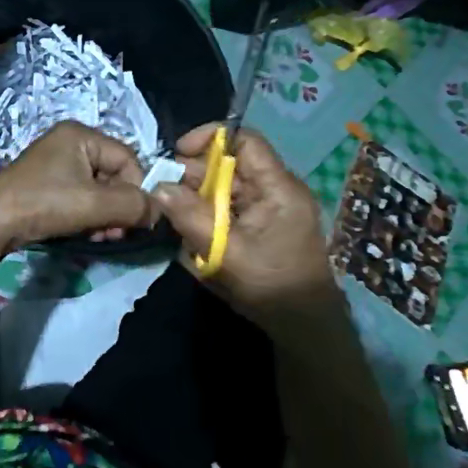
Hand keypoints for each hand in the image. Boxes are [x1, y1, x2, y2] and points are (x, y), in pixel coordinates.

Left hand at [0, 122, 157, 260]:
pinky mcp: (48, 182)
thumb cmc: (44, 204)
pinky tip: (85, 232)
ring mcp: (57, 161)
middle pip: (115, 174)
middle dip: (119, 206)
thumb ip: (134, 205)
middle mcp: (70, 141)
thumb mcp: (94, 205)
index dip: (136, 190)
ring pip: (99, 188)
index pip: (129, 158)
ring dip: (105, 215)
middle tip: (115, 233)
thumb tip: (160, 209)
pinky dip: (88, 215)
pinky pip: (82, 195)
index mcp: (81, 134)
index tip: (133, 220)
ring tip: (99, 236)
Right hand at [151, 124, 338, 329]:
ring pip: (228, 186)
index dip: (211, 139)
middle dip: (197, 172)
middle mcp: (277, 190)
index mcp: (279, 187)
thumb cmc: (273, 287)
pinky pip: (232, 207)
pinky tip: (195, 231)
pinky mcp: (264, 226)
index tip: (179, 152)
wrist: (306, 329)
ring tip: (177, 212)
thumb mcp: (229, 254)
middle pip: (232, 163)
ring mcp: (271, 208)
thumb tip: (160, 187)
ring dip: (201, 195)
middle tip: (167, 190)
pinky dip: (211, 213)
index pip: (245, 141)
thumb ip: (193, 219)